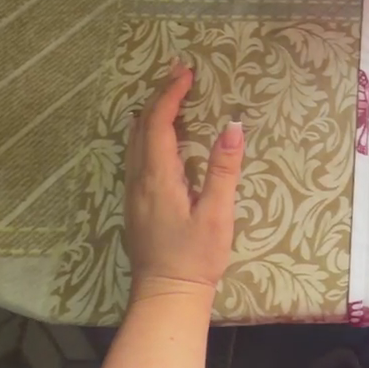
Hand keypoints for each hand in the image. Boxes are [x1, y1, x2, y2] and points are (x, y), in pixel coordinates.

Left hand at [122, 63, 244, 305]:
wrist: (166, 296)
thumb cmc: (195, 256)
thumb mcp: (217, 213)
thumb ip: (223, 169)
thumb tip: (234, 126)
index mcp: (158, 178)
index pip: (158, 124)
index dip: (170, 95)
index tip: (187, 73)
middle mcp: (140, 180)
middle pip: (142, 127)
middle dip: (159, 95)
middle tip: (179, 71)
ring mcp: (134, 192)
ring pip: (135, 140)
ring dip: (152, 111)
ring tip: (170, 91)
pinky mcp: (137, 202)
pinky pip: (137, 153)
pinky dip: (148, 130)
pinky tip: (160, 132)